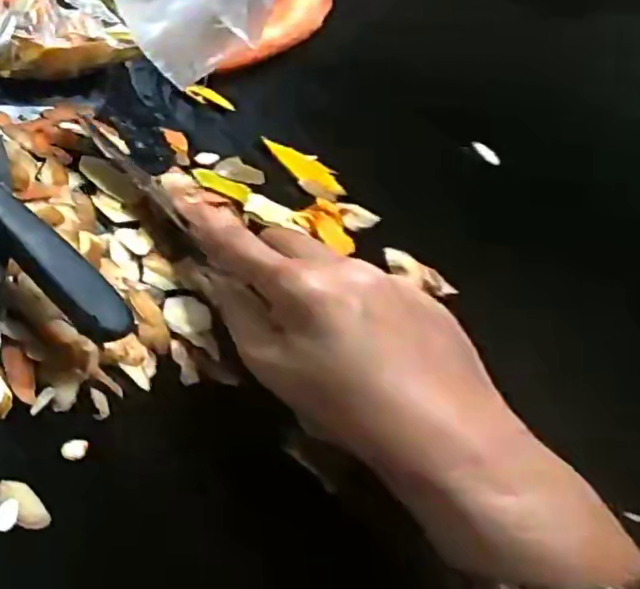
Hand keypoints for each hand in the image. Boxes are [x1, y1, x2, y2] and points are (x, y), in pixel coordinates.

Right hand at [161, 173, 508, 469]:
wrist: (457, 445)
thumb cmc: (346, 409)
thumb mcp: (271, 366)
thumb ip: (236, 312)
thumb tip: (219, 279)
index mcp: (297, 285)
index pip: (236, 242)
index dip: (206, 221)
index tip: (182, 194)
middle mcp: (340, 267)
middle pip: (282, 239)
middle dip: (263, 254)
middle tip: (261, 289)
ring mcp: (385, 277)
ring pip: (325, 260)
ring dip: (309, 278)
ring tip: (324, 328)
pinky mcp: (422, 295)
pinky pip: (367, 281)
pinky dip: (351, 297)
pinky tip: (369, 341)